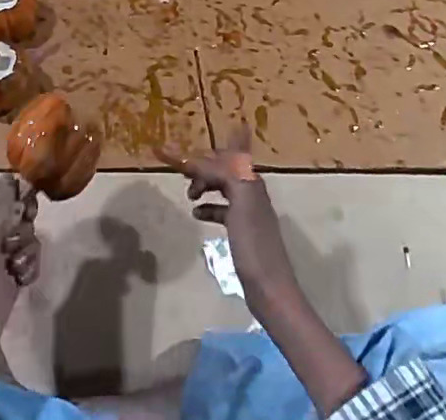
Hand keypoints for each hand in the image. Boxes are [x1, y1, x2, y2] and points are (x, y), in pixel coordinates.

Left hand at [0, 176, 40, 352]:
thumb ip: (0, 208)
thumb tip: (9, 176)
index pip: (4, 202)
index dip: (18, 200)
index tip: (29, 207)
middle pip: (20, 221)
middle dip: (24, 228)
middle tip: (18, 241)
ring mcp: (1, 264)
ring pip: (27, 242)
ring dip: (28, 251)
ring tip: (16, 267)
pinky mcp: (12, 285)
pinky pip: (30, 265)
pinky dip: (30, 269)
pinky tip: (23, 279)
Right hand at [159, 126, 292, 290]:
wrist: (270, 288)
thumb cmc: (253, 245)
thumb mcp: (241, 203)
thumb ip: (226, 175)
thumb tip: (207, 156)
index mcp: (250, 183)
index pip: (222, 160)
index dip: (200, 158)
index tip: (176, 159)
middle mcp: (250, 192)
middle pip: (223, 170)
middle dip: (203, 167)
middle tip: (181, 173)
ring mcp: (247, 212)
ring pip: (222, 187)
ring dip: (205, 185)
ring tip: (189, 194)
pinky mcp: (242, 231)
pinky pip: (222, 209)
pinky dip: (209, 207)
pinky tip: (196, 214)